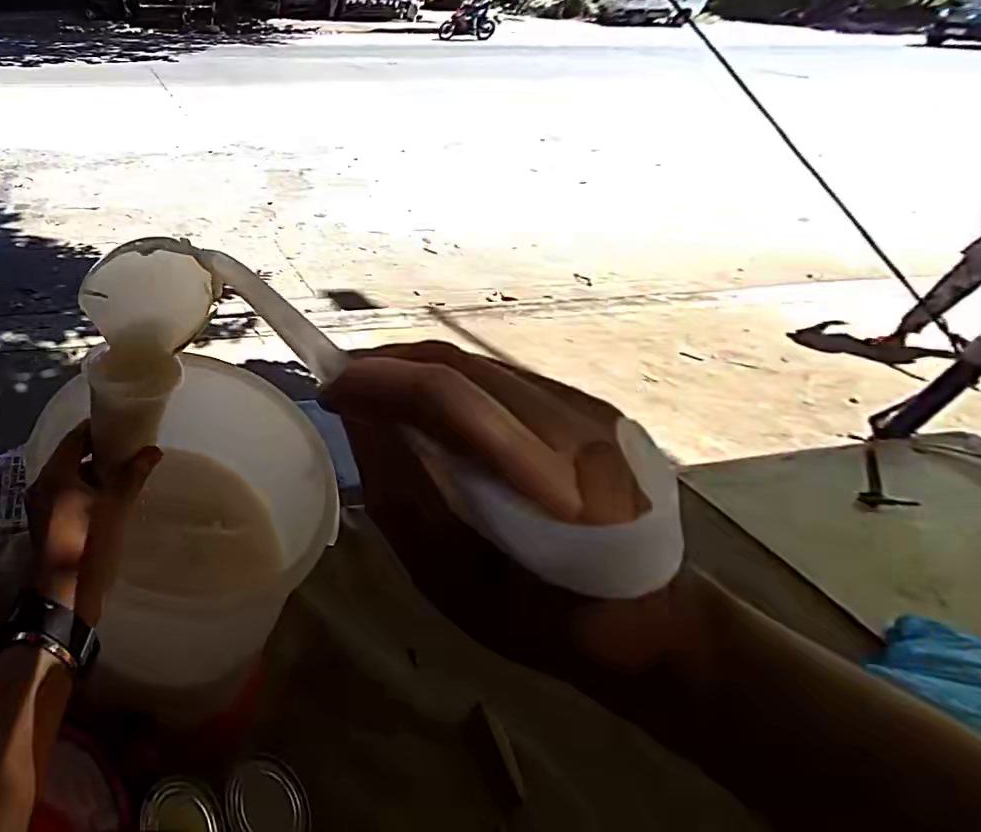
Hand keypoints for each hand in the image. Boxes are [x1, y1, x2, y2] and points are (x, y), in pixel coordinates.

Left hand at [25, 422, 161, 625]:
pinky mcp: (49, 523)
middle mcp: (43, 486)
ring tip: (125, 465)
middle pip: (72, 456)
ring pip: (71, 476)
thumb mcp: (116, 505)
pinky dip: (88, 487)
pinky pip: (70, 493)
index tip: (120, 422)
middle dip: (99, 449)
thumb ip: (133, 474)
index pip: (75, 438)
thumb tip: (153, 450)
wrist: (65, 597)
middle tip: (127, 442)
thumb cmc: (88, 544)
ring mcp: (44, 506)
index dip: (97, 427)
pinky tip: (112, 492)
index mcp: (54, 475)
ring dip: (95, 469)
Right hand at [317, 342, 680, 675]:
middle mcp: (575, 430)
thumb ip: (400, 497)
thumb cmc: (543, 617)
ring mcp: (587, 409)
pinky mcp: (587, 401)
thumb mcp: (452, 581)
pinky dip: (451, 380)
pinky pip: (499, 375)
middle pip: (459, 366)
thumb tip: (360, 419)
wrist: (649, 613)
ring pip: (477, 364)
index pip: (450, 400)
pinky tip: (429, 405)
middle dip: (387, 364)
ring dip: (416, 368)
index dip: (380, 381)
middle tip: (343, 384)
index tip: (331, 390)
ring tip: (376, 392)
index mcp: (551, 489)